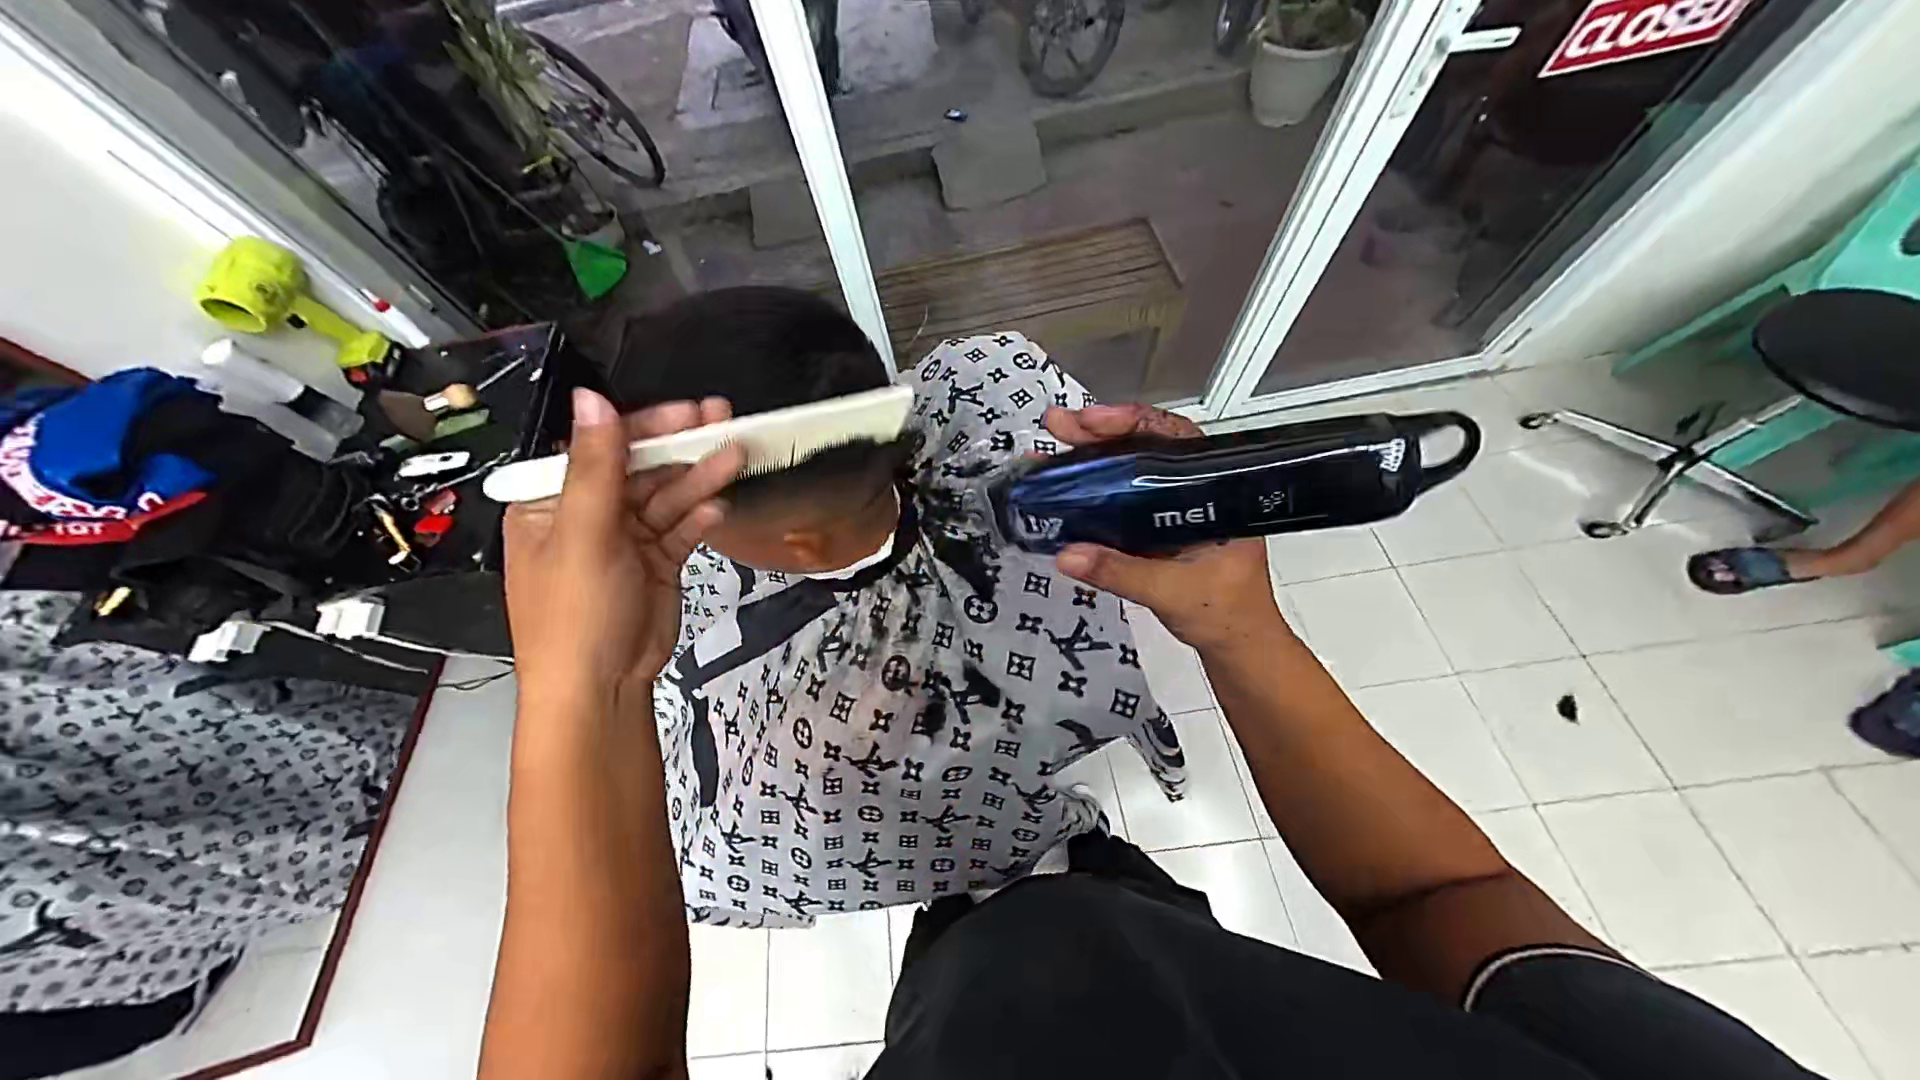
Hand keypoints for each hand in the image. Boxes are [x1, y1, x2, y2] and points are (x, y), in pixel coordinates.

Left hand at [503, 389, 741, 709]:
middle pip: (642, 468)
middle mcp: (589, 515)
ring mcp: (626, 539)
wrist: (602, 686)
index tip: (687, 413)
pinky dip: (700, 518)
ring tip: (734, 459)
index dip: (646, 427)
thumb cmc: (572, 620)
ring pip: (668, 496)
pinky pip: (682, 529)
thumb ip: (595, 467)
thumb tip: (590, 402)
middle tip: (722, 424)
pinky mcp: (657, 561)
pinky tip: (717, 509)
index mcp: (552, 501)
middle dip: (682, 448)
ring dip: (701, 479)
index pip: (602, 449)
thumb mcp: (583, 535)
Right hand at [1042, 403, 1285, 651]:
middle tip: (1057, 424)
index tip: (1091, 421)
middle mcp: (1190, 489)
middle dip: (1098, 433)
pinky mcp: (1153, 528)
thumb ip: (1120, 572)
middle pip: (1144, 446)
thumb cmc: (1225, 614)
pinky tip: (1062, 486)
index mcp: (1211, 491)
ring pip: (1129, 469)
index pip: (1173, 438)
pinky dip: (1091, 490)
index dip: (1130, 422)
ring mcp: (1170, 507)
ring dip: (1090, 458)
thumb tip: (1066, 554)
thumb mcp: (1173, 592)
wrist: (1237, 644)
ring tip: (1049, 449)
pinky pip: (1119, 498)